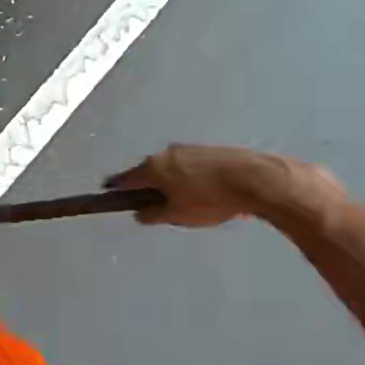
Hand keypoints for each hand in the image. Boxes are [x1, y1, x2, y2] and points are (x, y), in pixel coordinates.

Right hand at [107, 144, 314, 226]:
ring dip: (170, 180)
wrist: (256, 179)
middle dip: (146, 185)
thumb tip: (140, 213)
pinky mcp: (211, 150)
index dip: (115, 188)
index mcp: (153, 168)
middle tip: (150, 203)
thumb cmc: (209, 200)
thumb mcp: (176, 215)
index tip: (108, 193)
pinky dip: (189, 177)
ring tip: (181, 200)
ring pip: (171, 166)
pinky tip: (202, 192)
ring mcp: (190, 148)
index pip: (125, 179)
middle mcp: (167, 153)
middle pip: (148, 170)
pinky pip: (190, 165)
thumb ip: (153, 214)